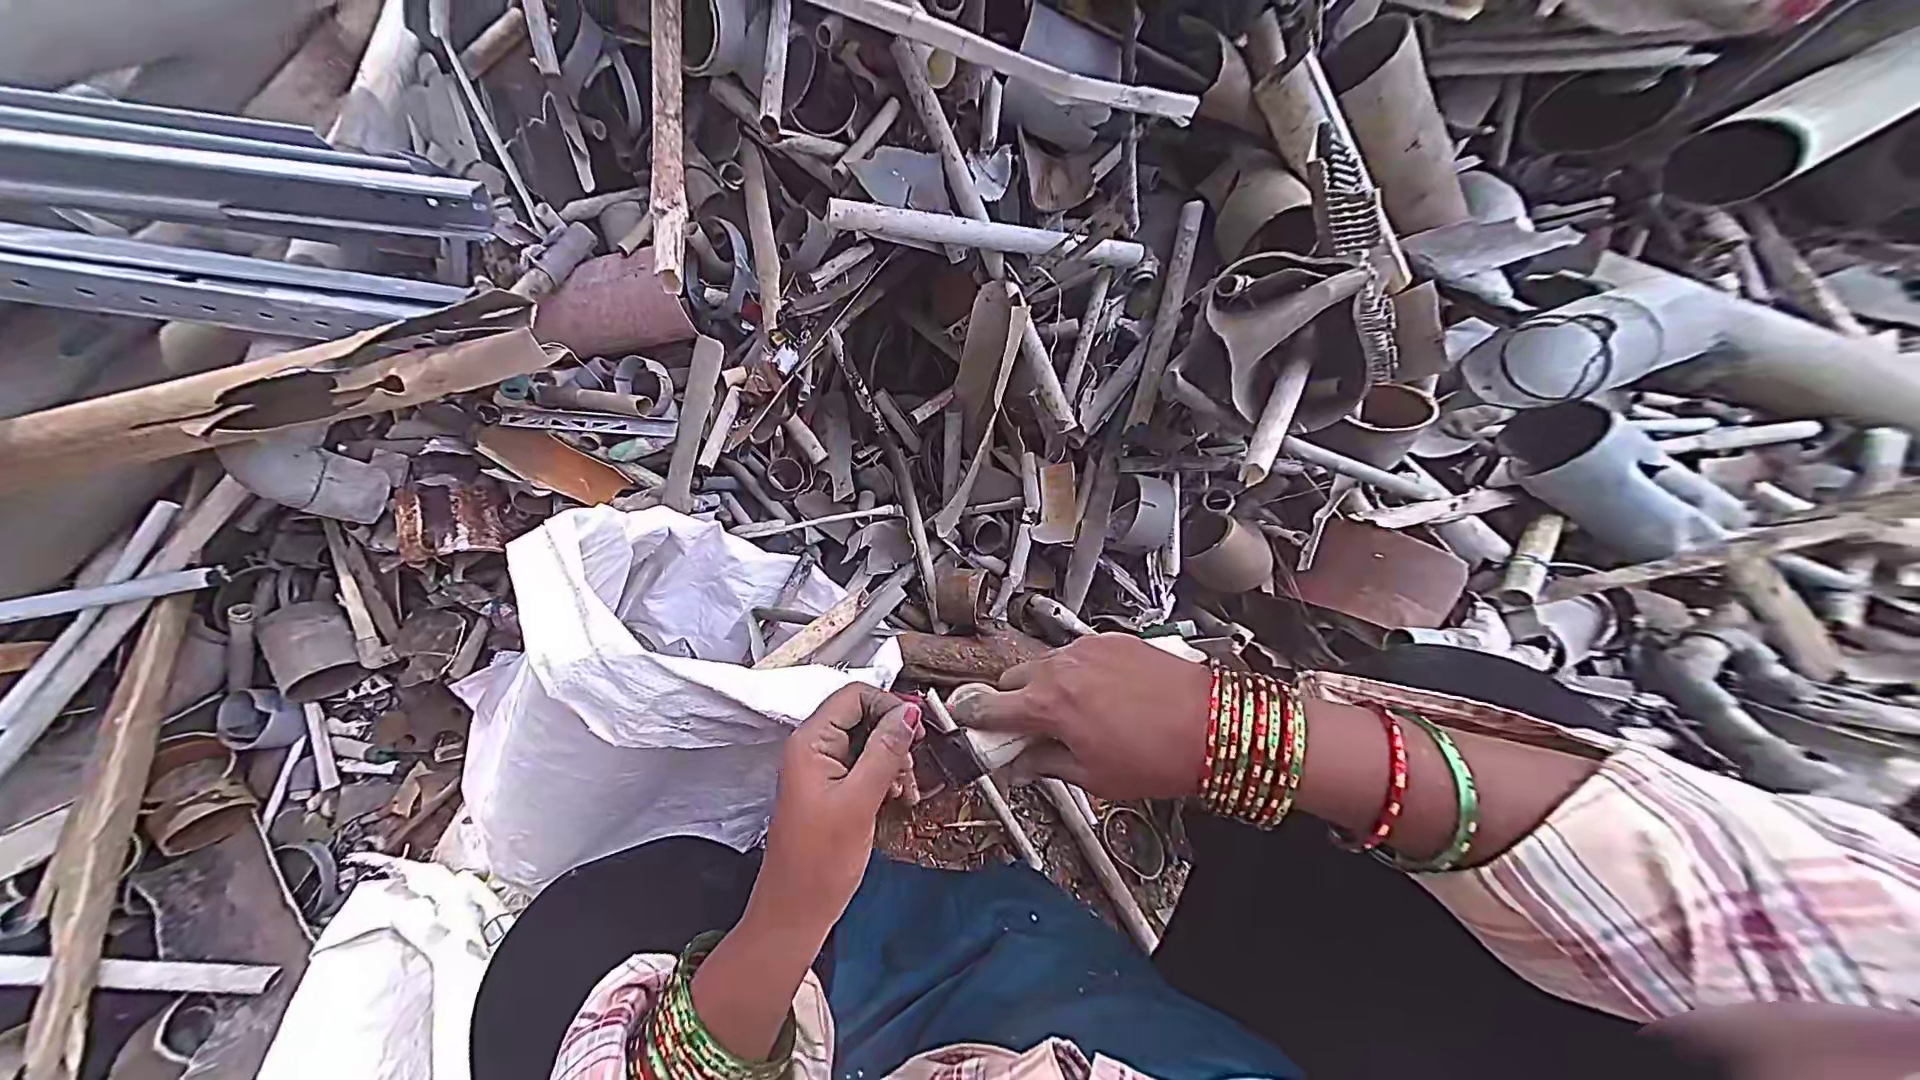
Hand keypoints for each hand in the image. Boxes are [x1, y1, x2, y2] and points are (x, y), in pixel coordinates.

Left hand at [754, 684, 920, 929]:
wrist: (795, 913)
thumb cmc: (820, 862)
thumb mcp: (859, 801)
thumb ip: (885, 751)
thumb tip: (909, 712)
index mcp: (810, 742)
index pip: (855, 695)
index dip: (889, 705)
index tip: (916, 731)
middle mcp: (814, 746)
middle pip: (863, 714)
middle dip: (894, 735)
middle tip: (912, 766)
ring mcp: (823, 767)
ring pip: (869, 739)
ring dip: (894, 757)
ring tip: (906, 787)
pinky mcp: (833, 786)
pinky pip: (865, 763)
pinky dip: (886, 774)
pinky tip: (898, 794)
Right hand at [950, 634, 1210, 799]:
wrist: (1215, 725)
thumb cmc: (1163, 753)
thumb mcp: (1094, 776)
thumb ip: (1045, 763)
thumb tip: (1023, 764)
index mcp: (1050, 702)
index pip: (988, 706)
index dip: (971, 718)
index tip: (968, 724)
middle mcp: (1063, 667)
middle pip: (1011, 679)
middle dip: (1013, 703)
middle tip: (1029, 729)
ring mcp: (1088, 649)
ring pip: (1044, 664)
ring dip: (1045, 687)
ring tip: (1074, 715)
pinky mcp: (1111, 640)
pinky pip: (1076, 655)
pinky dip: (1076, 674)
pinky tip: (1099, 697)